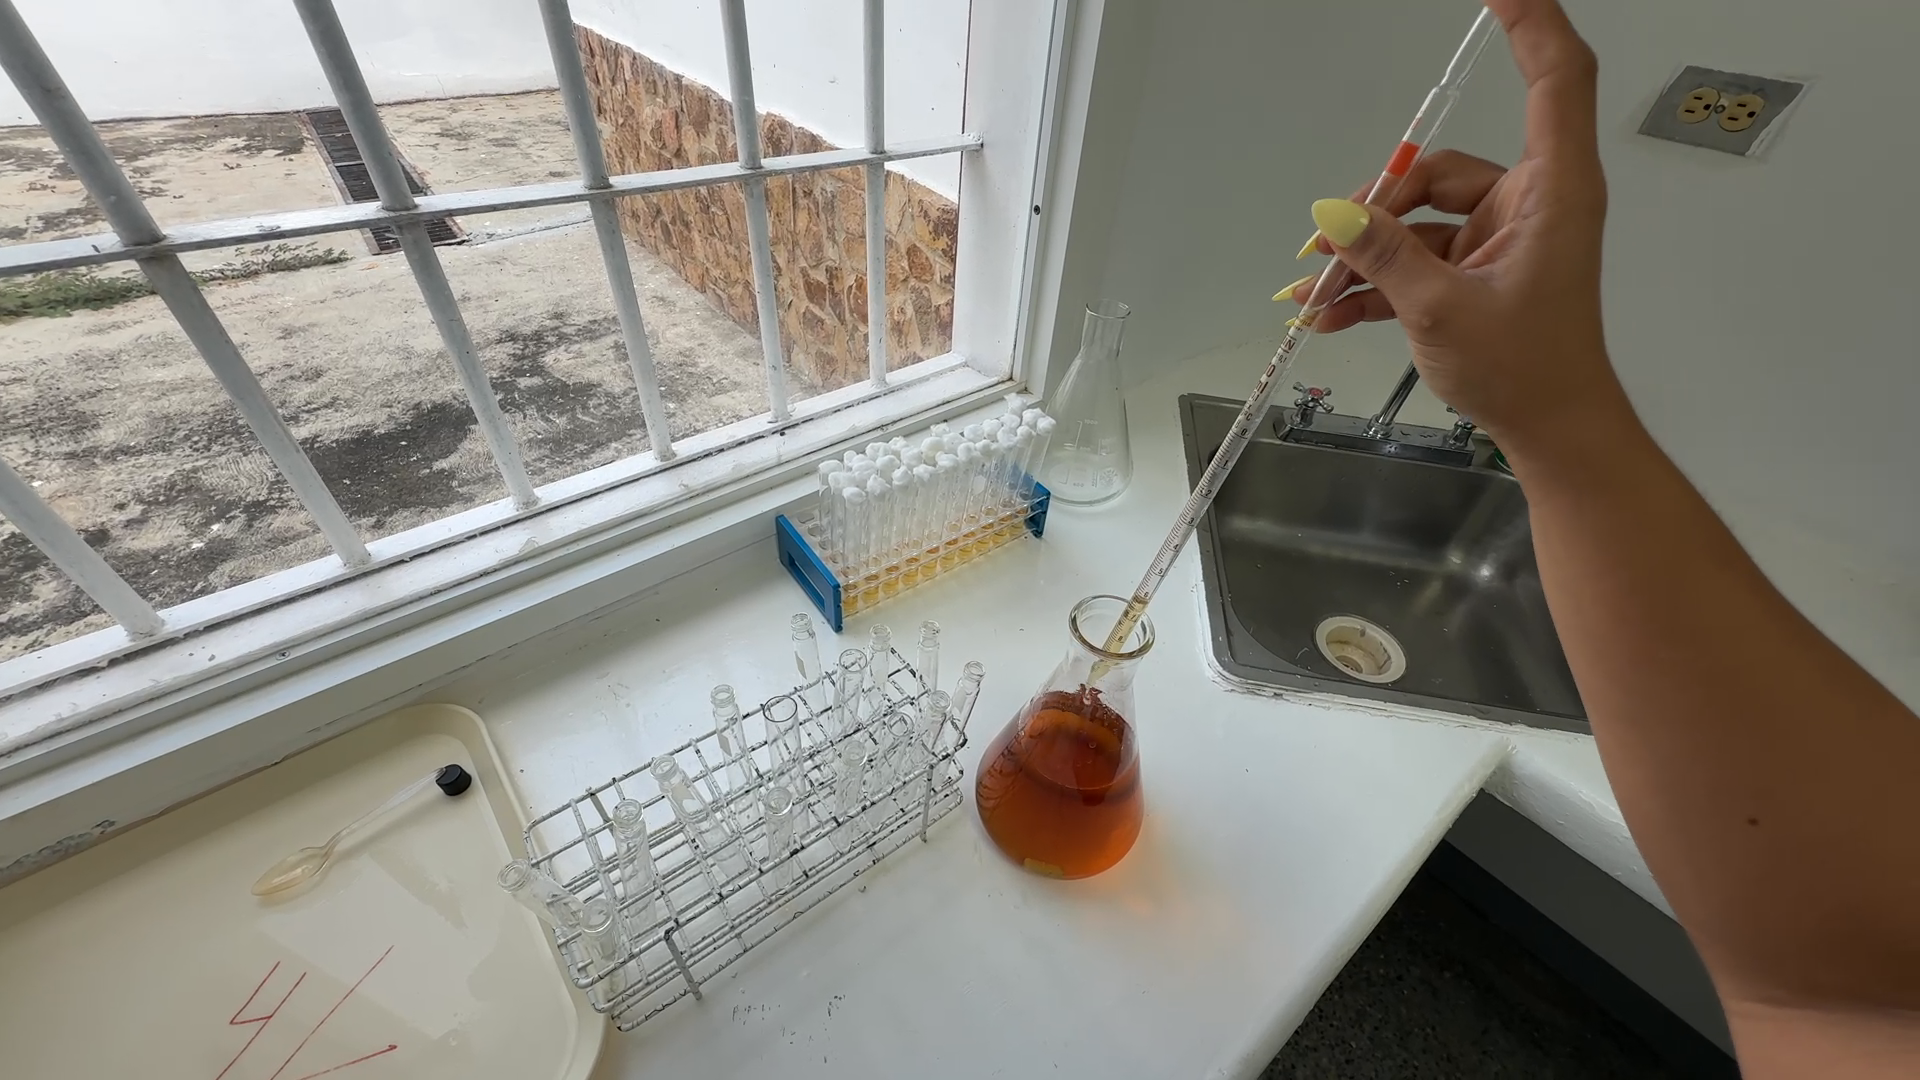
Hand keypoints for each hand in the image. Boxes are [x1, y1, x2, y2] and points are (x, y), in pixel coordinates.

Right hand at [1282, 0, 1629, 458]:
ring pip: (1409, 228)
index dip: (1530, 26)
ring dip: (1357, 261)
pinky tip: (1323, 315)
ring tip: (1310, 295)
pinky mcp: (1463, 276)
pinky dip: (1366, 289)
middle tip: (1321, 255)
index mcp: (1548, 192)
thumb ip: (1385, 256)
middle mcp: (1520, 205)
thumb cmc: (1520, 364)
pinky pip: (1406, 266)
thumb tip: (1333, 215)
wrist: (1542, 423)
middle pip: (1434, 177)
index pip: (1553, 80)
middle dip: (1371, 215)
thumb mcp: (1440, 309)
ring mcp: (1488, 242)